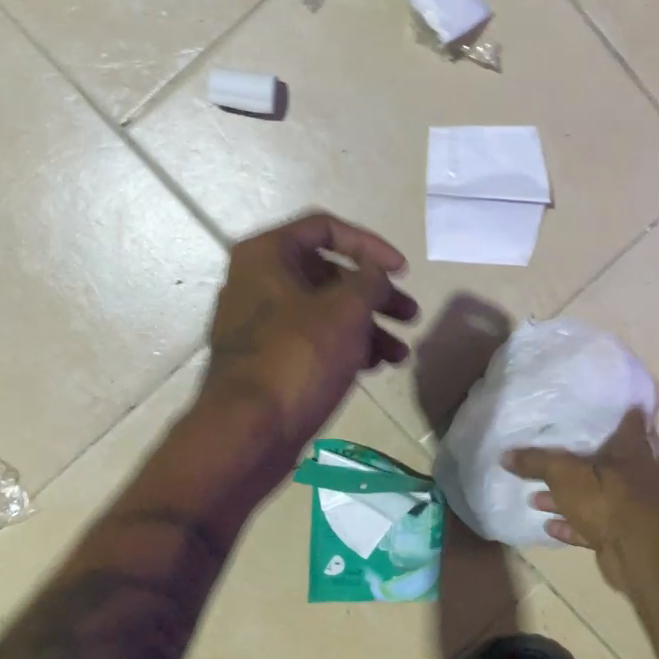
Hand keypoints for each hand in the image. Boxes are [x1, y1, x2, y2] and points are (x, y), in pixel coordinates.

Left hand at [202, 213, 418, 450]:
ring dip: (369, 326)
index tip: (401, 270)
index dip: (370, 244)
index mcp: (267, 255)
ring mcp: (261, 323)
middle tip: (410, 314)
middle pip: (329, 273)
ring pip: (326, 311)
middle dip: (375, 294)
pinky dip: (347, 347)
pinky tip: (378, 366)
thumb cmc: (298, 357)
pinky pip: (315, 341)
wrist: (248, 430)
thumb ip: (370, 279)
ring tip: (401, 352)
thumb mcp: (346, 309)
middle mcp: (259, 281)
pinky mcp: (269, 359)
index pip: (325, 227)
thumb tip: (375, 272)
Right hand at [503, 408, 658, 565]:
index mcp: (630, 449)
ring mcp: (630, 507)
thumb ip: (536, 462)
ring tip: (536, 497)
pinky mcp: (621, 535)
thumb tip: (505, 455)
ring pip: (595, 496)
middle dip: (578, 461)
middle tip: (551, 457)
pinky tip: (549, 525)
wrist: (637, 553)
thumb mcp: (563, 473)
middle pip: (606, 461)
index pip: (630, 422)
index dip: (619, 413)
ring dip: (567, 497)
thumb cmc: (606, 498)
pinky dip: (571, 524)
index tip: (603, 409)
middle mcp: (635, 474)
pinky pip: (591, 526)